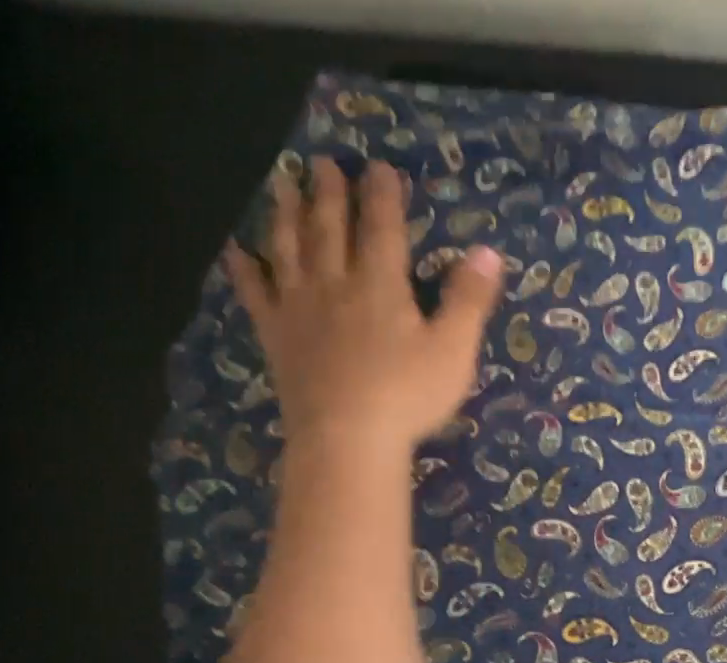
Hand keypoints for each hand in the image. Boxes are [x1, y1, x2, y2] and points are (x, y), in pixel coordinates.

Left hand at [226, 156, 503, 458]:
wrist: (346, 436)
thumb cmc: (410, 394)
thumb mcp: (455, 349)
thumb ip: (469, 299)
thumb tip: (488, 251)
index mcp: (381, 286)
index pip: (383, 230)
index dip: (382, 197)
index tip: (380, 167)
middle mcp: (335, 285)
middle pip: (330, 230)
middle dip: (329, 194)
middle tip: (323, 162)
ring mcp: (299, 308)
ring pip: (289, 248)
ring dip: (286, 213)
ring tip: (282, 184)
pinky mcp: (277, 335)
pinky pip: (256, 292)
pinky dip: (245, 267)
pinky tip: (237, 249)